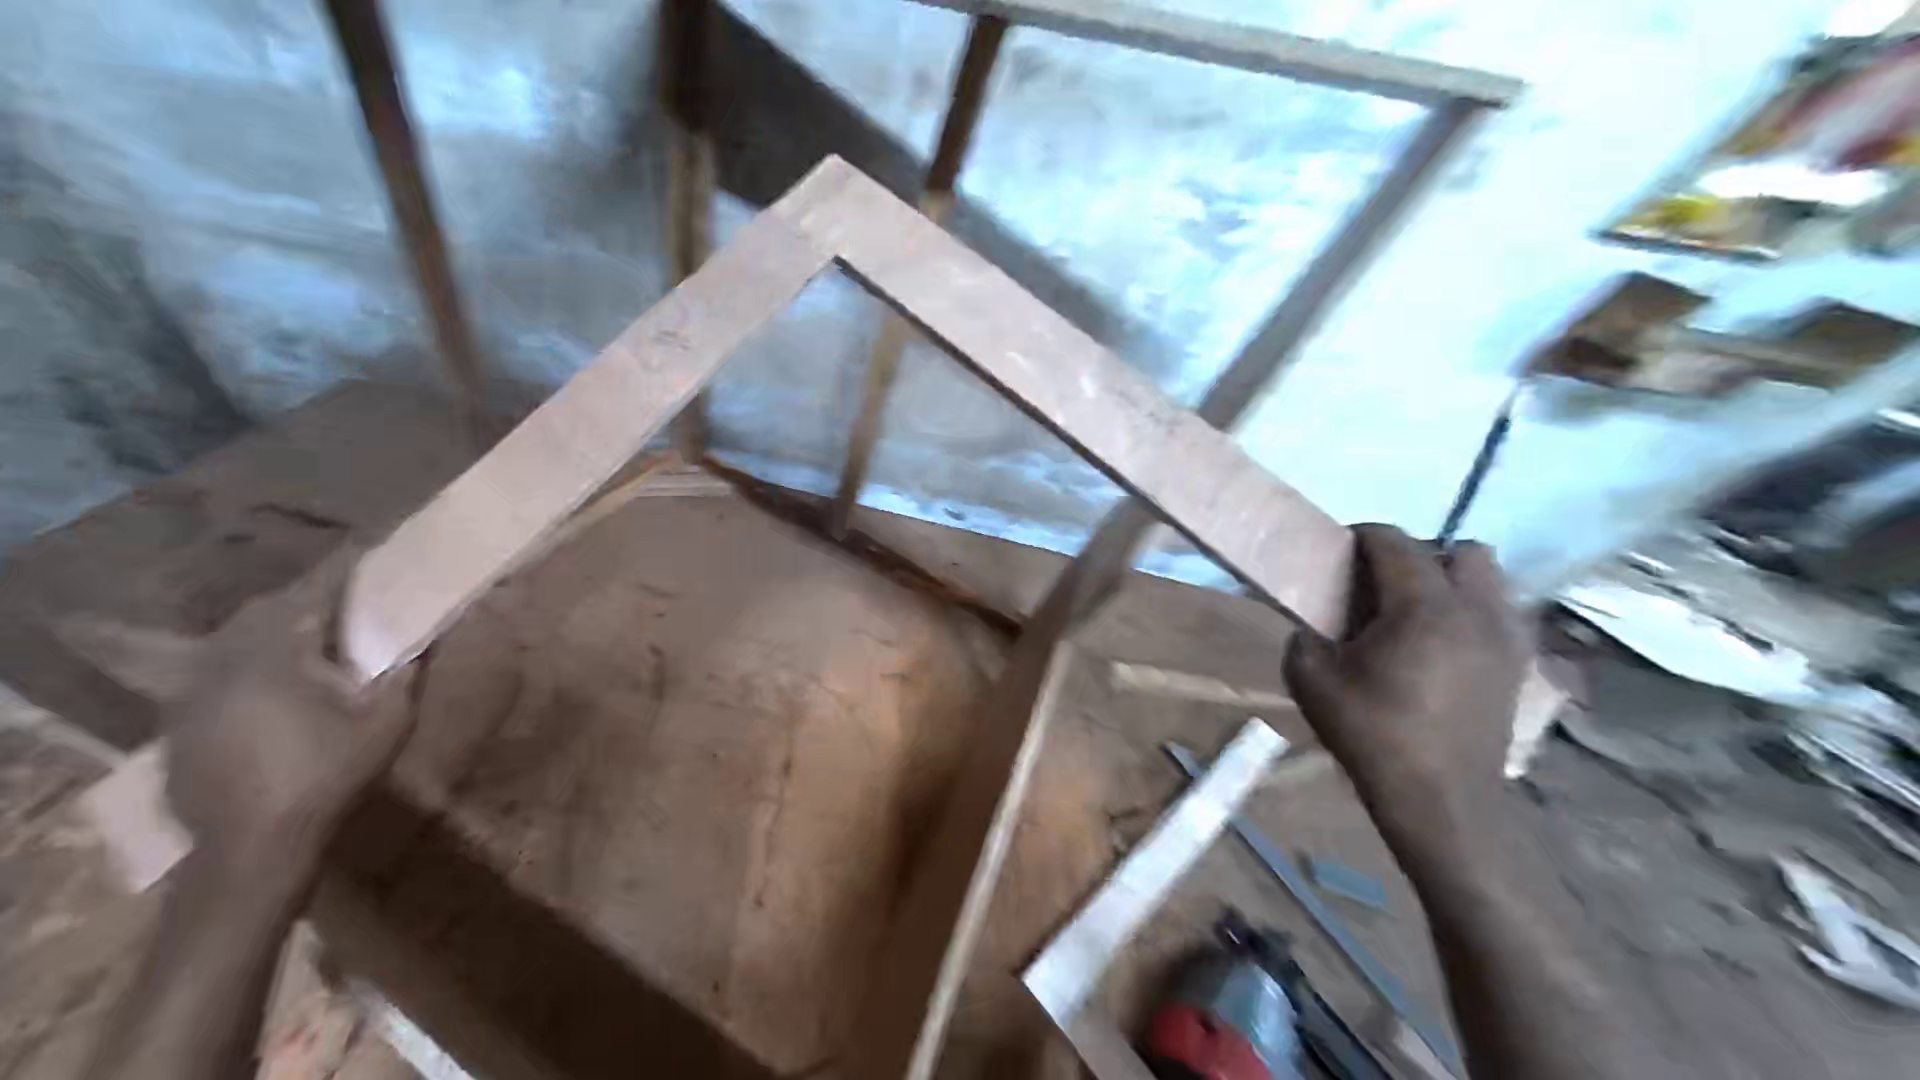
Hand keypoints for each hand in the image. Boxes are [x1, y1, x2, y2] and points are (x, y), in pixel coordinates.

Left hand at [166, 554, 416, 866]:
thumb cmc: (329, 773)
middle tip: (343, 595)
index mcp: (279, 657)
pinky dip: (245, 659)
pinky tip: (270, 678)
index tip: (369, 551)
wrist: (254, 843)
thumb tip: (432, 634)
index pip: (312, 596)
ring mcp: (194, 693)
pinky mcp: (181, 721)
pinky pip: (212, 669)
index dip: (341, 571)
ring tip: (309, 632)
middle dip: (305, 597)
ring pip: (231, 639)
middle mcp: (226, 664)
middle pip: (264, 611)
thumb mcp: (388, 720)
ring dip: (272, 627)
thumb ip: (408, 672)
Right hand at [1284, 525, 1526, 857]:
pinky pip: (1501, 611)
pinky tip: (1443, 642)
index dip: (1361, 536)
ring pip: (1490, 578)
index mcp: (1423, 608)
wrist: (1440, 801)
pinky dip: (1473, 610)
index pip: (1394, 542)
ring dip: (1451, 580)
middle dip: (1417, 555)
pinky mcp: (1520, 665)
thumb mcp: (1311, 680)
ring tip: (1416, 612)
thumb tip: (1313, 625)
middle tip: (1381, 586)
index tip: (1338, 551)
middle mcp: (1476, 611)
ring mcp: (1507, 638)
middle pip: (1458, 550)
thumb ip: (1305, 636)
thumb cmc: (1372, 735)